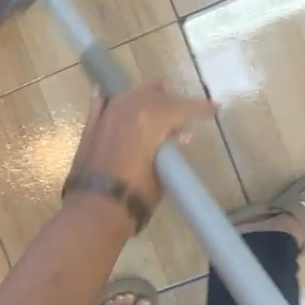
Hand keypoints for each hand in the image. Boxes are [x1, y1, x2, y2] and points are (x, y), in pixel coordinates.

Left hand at [66, 83, 217, 209]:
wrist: (95, 209)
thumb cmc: (136, 195)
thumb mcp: (162, 172)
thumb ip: (168, 148)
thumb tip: (175, 137)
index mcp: (150, 118)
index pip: (181, 107)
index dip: (200, 108)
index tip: (214, 108)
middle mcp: (128, 109)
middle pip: (155, 96)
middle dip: (172, 103)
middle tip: (184, 114)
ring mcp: (106, 116)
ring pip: (130, 96)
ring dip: (145, 98)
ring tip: (157, 101)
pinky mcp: (90, 127)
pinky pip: (102, 104)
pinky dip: (110, 100)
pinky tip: (111, 95)